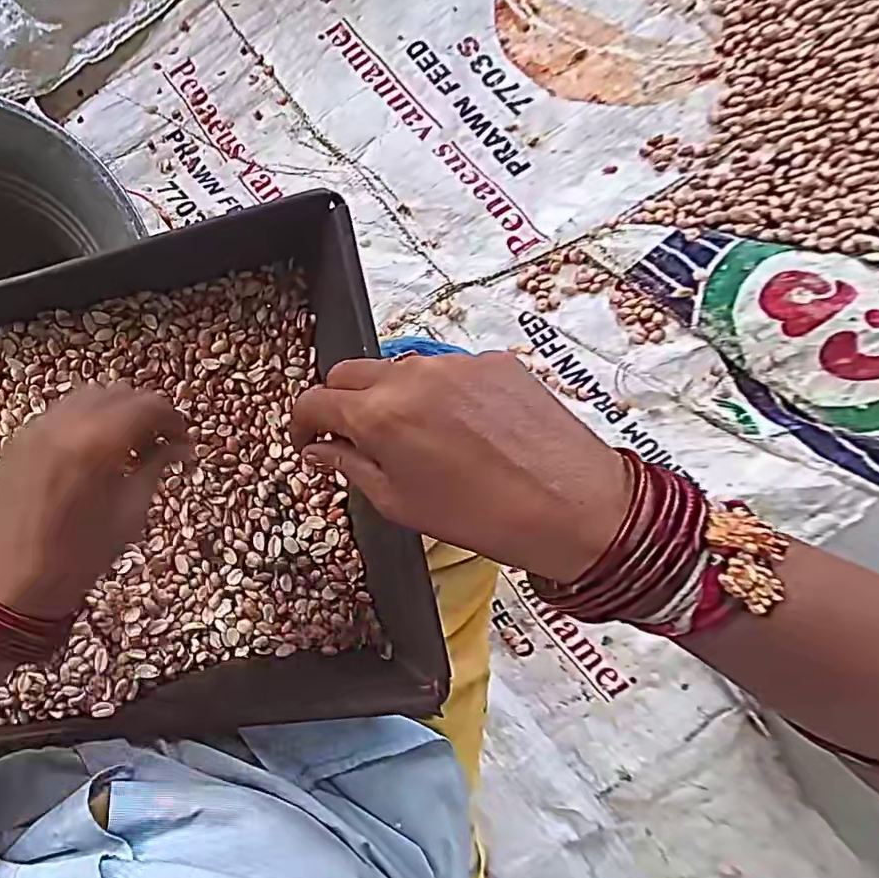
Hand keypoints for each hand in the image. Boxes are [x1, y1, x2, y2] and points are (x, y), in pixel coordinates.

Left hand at [0, 384, 188, 617]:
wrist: (9, 584)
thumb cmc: (75, 561)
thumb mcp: (128, 517)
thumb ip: (154, 469)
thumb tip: (178, 447)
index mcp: (94, 445)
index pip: (147, 406)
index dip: (173, 419)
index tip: (183, 441)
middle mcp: (62, 424)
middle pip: (118, 393)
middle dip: (145, 413)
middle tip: (160, 444)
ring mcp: (36, 428)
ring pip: (88, 397)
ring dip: (114, 413)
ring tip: (127, 448)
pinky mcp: (19, 439)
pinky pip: (61, 413)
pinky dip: (85, 421)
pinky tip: (93, 452)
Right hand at [289, 352, 630, 581]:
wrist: (577, 508)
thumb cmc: (483, 515)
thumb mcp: (396, 500)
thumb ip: (347, 465)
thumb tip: (320, 451)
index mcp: (379, 415)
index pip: (313, 401)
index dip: (301, 423)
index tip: (308, 440)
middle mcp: (411, 378)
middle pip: (346, 372)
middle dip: (337, 402)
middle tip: (347, 434)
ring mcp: (454, 365)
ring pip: (393, 368)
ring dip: (383, 395)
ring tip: (407, 434)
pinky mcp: (492, 362)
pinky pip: (441, 369)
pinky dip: (431, 392)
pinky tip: (452, 426)